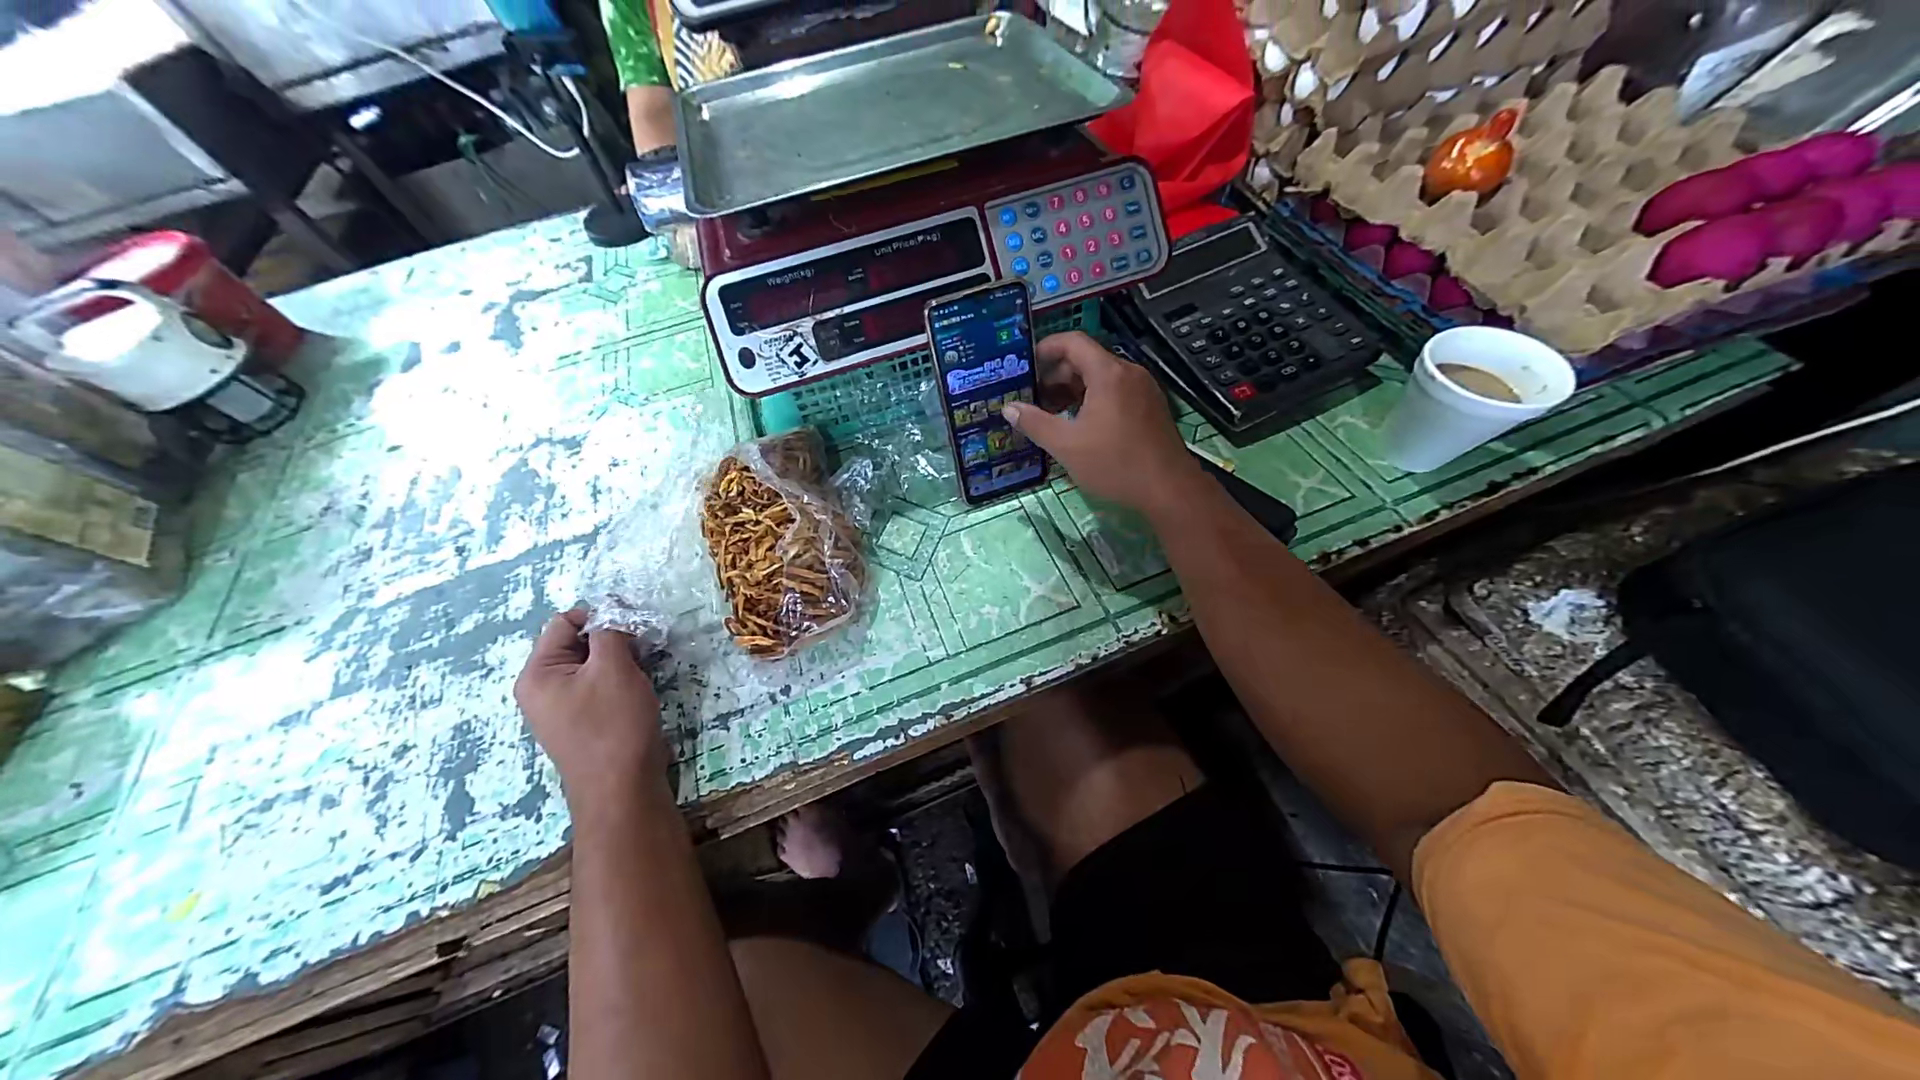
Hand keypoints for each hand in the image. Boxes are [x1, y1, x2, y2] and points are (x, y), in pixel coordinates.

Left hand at [514, 609, 666, 819]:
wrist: (622, 789)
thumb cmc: (614, 724)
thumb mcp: (614, 668)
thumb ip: (610, 631)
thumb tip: (611, 612)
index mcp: (538, 673)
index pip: (565, 622)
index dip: (600, 616)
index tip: (636, 622)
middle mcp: (543, 688)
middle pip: (578, 642)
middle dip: (614, 638)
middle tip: (646, 646)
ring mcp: (563, 708)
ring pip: (593, 664)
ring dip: (622, 659)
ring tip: (647, 667)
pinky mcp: (584, 722)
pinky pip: (599, 686)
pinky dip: (621, 679)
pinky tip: (641, 688)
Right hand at [1004, 332, 1202, 515]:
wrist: (1169, 488)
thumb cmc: (1115, 463)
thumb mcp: (1066, 446)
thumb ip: (1035, 423)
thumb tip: (1009, 408)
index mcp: (1108, 374)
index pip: (1073, 342)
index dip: (1046, 348)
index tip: (1026, 365)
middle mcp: (1128, 372)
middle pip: (1086, 359)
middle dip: (1057, 374)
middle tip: (1033, 396)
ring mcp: (1143, 389)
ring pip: (1101, 377)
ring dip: (1074, 389)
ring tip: (1052, 413)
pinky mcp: (1151, 406)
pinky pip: (1116, 391)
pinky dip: (1094, 399)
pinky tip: (1080, 425)